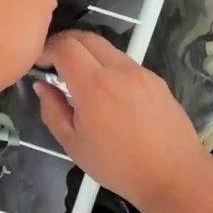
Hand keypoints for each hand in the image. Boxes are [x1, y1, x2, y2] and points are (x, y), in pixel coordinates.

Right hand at [33, 30, 209, 208]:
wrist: (174, 175)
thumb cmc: (118, 165)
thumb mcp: (73, 144)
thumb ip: (53, 110)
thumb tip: (43, 87)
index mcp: (94, 85)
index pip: (65, 47)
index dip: (47, 49)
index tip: (39, 63)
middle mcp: (119, 70)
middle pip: (87, 38)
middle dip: (66, 44)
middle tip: (54, 63)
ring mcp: (141, 73)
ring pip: (108, 49)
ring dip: (89, 55)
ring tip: (80, 80)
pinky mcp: (157, 81)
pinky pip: (126, 64)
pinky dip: (109, 68)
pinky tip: (109, 94)